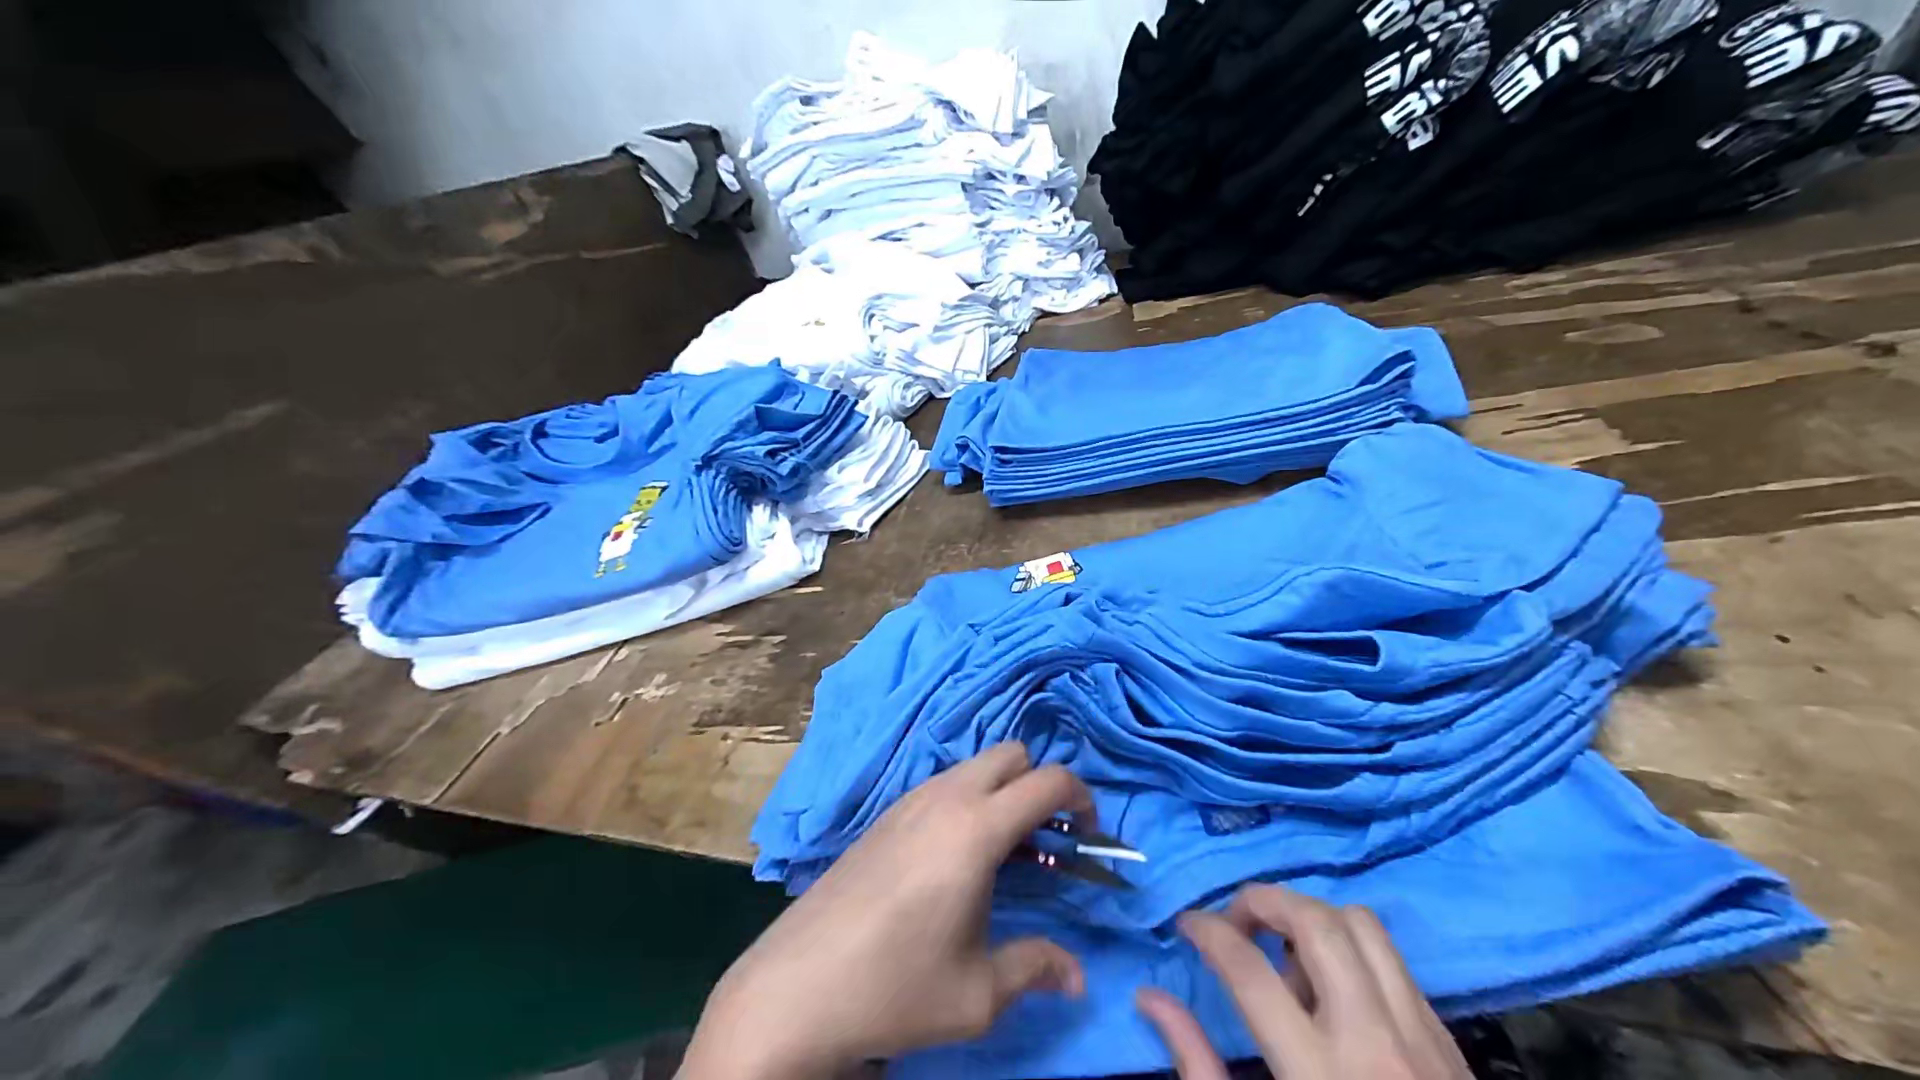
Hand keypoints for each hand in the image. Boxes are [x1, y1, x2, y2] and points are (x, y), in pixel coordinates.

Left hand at [680, 742, 1089, 1079]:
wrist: (796, 988)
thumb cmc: (895, 988)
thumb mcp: (978, 993)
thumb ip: (1036, 969)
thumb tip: (1079, 977)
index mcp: (976, 828)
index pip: (1047, 780)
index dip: (1082, 797)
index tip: (1089, 834)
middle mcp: (943, 798)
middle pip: (1010, 753)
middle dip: (1039, 783)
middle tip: (1045, 838)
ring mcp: (907, 801)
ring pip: (972, 765)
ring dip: (1000, 791)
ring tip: (1002, 853)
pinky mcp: (882, 815)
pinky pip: (941, 784)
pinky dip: (966, 799)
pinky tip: (954, 858)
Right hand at [1137, 885, 1469, 1079]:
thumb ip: (1197, 1064)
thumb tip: (1148, 997)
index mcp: (1318, 1073)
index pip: (1248, 970)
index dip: (1207, 931)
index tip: (1186, 925)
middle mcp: (1374, 1040)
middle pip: (1315, 922)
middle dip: (1261, 902)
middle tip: (1233, 923)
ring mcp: (1420, 1035)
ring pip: (1361, 923)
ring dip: (1310, 916)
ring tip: (1283, 950)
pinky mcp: (1447, 1039)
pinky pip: (1393, 957)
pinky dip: (1350, 945)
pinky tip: (1330, 983)